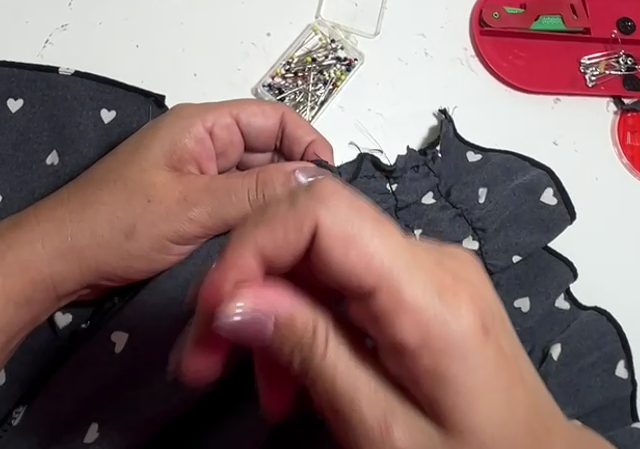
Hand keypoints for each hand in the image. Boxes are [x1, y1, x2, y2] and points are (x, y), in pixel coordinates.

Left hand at [26, 100, 334, 302]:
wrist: (59, 260)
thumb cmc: (114, 224)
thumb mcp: (193, 208)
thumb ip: (256, 193)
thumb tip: (313, 179)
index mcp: (201, 125)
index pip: (272, 118)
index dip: (306, 142)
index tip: (329, 180)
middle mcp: (202, 142)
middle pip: (266, 149)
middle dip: (293, 176)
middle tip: (316, 217)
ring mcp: (194, 173)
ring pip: (252, 179)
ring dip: (272, 201)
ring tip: (295, 232)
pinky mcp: (187, 202)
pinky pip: (233, 202)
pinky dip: (250, 217)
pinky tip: (264, 241)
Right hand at [175, 176, 609, 448]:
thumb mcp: (388, 435)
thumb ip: (313, 355)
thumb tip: (236, 300)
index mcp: (431, 292)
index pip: (323, 212)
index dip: (254, 245)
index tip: (214, 311)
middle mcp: (429, 256)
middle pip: (312, 225)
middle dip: (248, 280)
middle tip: (208, 355)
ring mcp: (425, 262)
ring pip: (317, 250)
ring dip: (271, 305)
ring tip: (262, 386)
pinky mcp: (416, 278)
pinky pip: (340, 273)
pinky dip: (303, 313)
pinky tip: (294, 369)